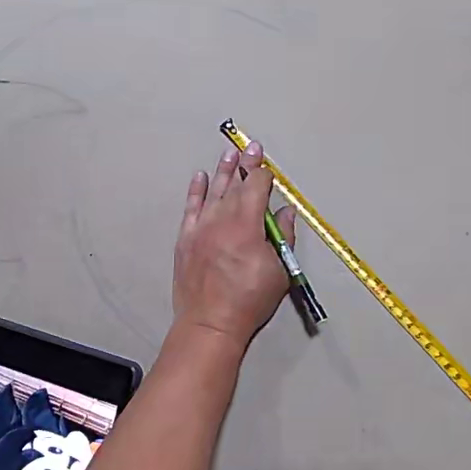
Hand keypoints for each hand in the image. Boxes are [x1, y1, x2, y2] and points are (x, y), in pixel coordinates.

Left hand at [171, 141, 296, 341]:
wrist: (209, 321)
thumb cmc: (249, 299)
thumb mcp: (278, 270)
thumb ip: (282, 236)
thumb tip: (284, 212)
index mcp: (246, 224)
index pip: (256, 188)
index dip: (263, 175)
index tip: (266, 165)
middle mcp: (221, 219)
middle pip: (234, 185)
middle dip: (244, 165)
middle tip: (250, 147)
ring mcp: (200, 227)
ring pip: (212, 192)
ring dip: (221, 172)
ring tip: (228, 155)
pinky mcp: (185, 239)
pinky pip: (190, 208)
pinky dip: (195, 192)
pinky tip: (199, 178)